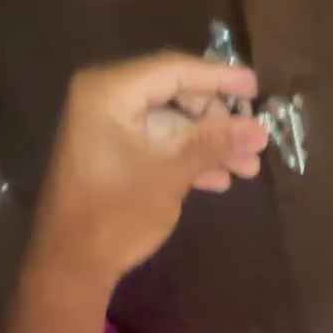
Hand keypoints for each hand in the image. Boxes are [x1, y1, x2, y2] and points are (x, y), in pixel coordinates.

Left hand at [26, 53, 271, 289]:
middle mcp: (109, 100)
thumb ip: (213, 146)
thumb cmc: (116, 214)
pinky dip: (189, 159)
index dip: (219, 78)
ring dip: (211, 145)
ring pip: (173, 125)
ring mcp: (112, 129)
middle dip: (218, 120)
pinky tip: (221, 179)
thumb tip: (260, 130)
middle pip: (176, 95)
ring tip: (249, 167)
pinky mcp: (118, 156)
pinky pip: (160, 146)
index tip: (257, 88)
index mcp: (111, 92)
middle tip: (255, 139)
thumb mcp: (170, 176)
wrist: (73, 262)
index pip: (174, 70)